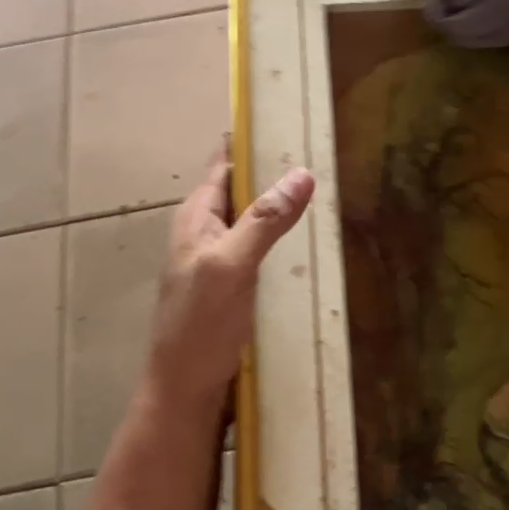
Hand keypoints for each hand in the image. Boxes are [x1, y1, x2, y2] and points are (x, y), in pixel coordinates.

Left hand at [145, 142, 315, 412]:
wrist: (183, 393)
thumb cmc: (200, 326)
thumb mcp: (232, 265)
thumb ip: (265, 220)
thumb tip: (302, 173)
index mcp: (196, 217)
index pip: (224, 163)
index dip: (250, 139)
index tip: (288, 116)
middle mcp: (205, 231)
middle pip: (242, 188)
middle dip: (275, 171)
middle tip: (324, 154)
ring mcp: (218, 260)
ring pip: (253, 219)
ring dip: (281, 207)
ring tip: (325, 193)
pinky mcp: (232, 287)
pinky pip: (260, 249)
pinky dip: (281, 239)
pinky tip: (308, 245)